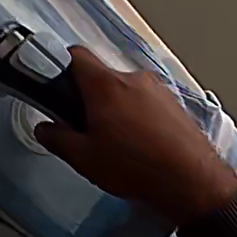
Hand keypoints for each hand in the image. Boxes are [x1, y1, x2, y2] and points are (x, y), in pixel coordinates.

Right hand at [34, 47, 236, 225]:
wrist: (191, 181)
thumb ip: (57, 139)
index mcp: (104, 85)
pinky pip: (146, 101)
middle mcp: (132, 78)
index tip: (57, 86)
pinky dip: (138, 115)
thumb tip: (44, 129)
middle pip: (101, 76)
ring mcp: (158, 89)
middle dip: (89, 97)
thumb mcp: (83, 158)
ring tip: (115, 141)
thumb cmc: (133, 166)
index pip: (76, 55)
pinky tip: (139, 143)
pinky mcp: (175, 103)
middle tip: (84, 127)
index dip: (61, 66)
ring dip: (116, 107)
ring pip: (125, 90)